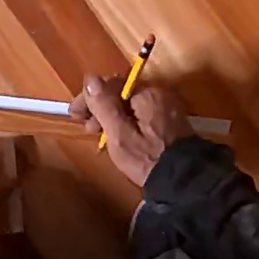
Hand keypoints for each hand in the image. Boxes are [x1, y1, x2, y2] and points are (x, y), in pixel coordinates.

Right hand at [71, 75, 191, 186]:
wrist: (183, 180)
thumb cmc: (145, 158)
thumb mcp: (118, 133)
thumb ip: (104, 105)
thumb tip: (91, 78)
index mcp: (146, 94)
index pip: (110, 84)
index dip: (89, 97)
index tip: (75, 114)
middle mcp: (158, 94)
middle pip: (121, 93)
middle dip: (100, 108)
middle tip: (89, 129)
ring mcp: (166, 107)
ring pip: (130, 105)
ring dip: (112, 116)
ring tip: (102, 136)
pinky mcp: (169, 121)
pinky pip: (141, 114)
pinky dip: (127, 122)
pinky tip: (119, 137)